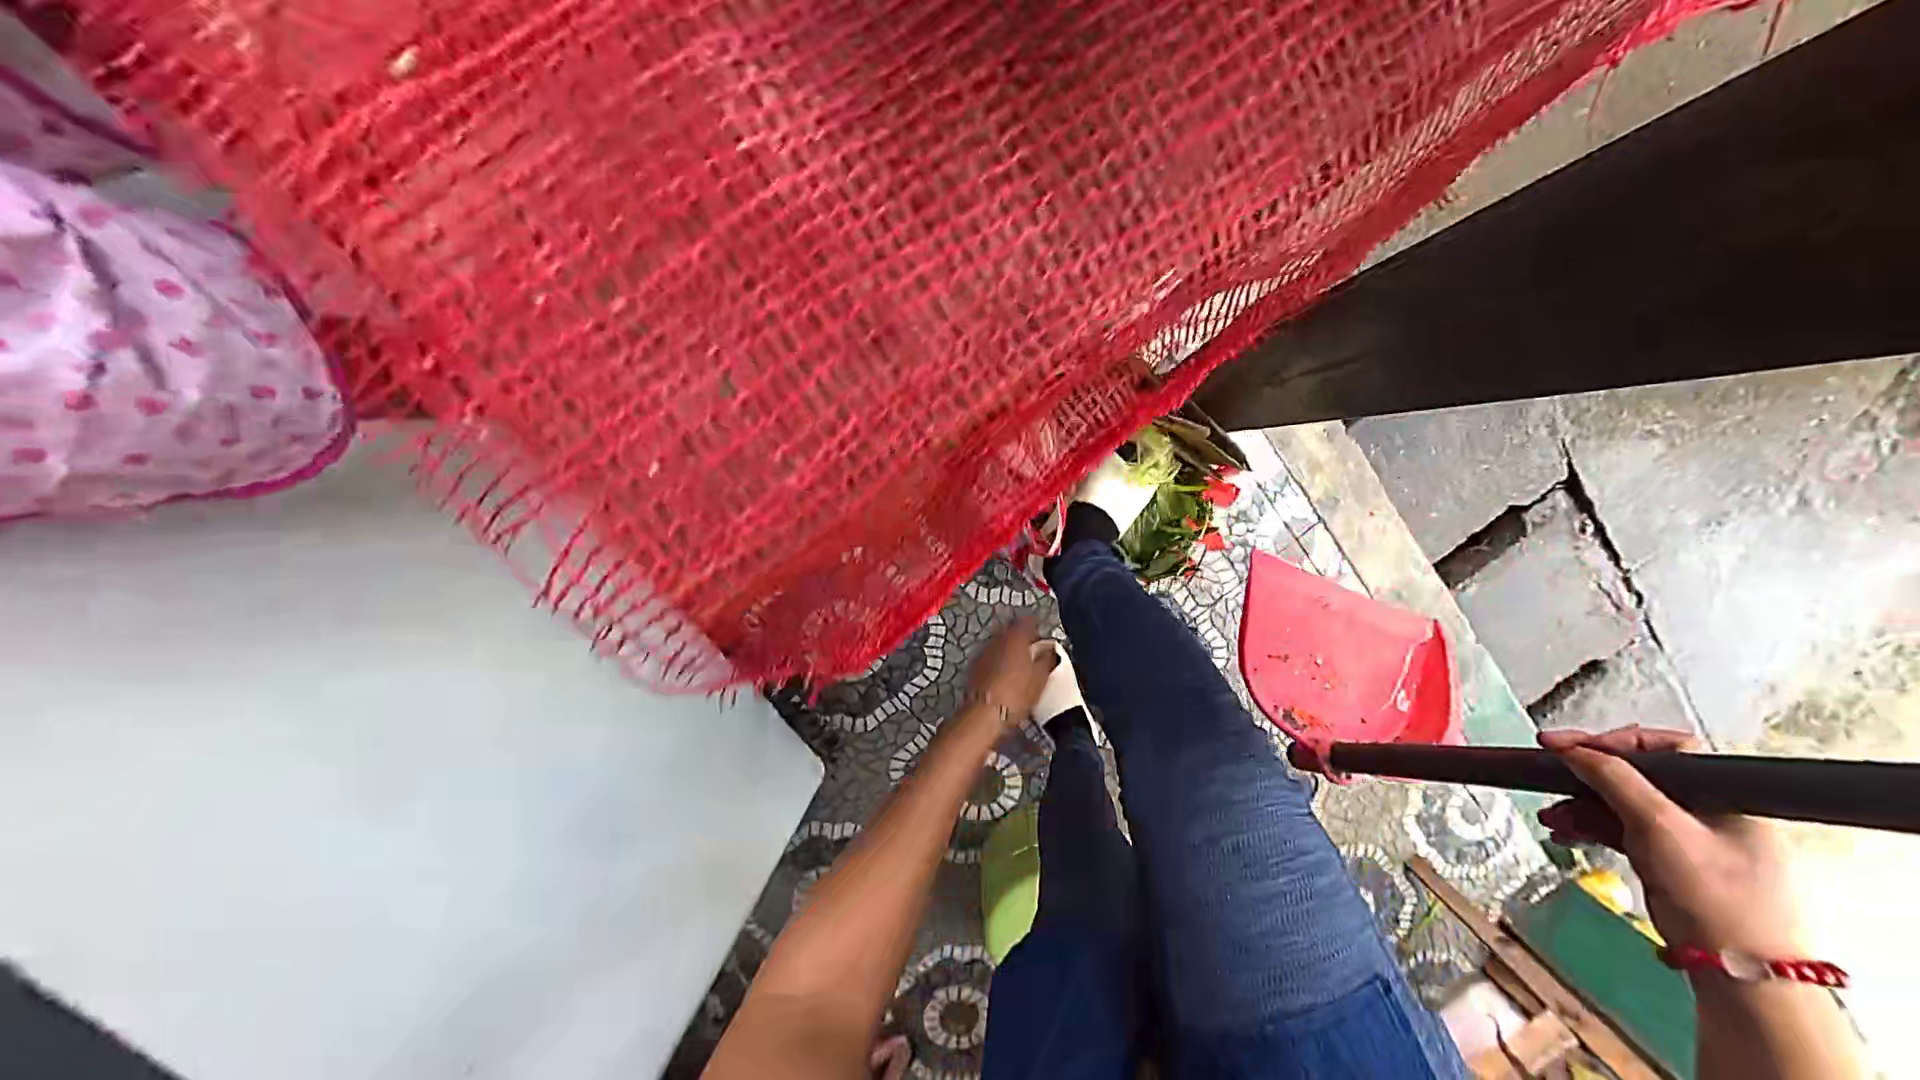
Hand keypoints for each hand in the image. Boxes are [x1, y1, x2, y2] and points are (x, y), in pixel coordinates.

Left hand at [964, 617, 1058, 734]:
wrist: (984, 714)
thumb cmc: (1015, 694)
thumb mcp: (1040, 678)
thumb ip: (1047, 659)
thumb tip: (1050, 650)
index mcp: (1015, 637)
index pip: (1027, 621)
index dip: (1037, 627)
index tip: (1043, 635)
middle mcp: (997, 639)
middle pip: (1011, 631)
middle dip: (1022, 638)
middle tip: (1034, 650)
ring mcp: (983, 652)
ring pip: (1000, 644)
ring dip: (1010, 650)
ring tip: (1021, 665)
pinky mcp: (974, 667)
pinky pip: (991, 658)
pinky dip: (999, 662)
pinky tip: (1006, 676)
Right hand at [1538, 725, 1807, 957]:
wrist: (1737, 968)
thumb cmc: (1715, 894)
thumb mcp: (1658, 824)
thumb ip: (1614, 779)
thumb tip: (1572, 749)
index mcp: (1725, 795)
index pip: (1665, 747)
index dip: (1613, 741)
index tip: (1566, 746)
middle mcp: (1709, 812)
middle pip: (1635, 777)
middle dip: (1585, 779)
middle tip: (1549, 775)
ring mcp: (1689, 838)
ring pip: (1621, 805)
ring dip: (1579, 806)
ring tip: (1551, 816)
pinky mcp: (1669, 861)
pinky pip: (1621, 830)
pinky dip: (1589, 828)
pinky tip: (1564, 831)